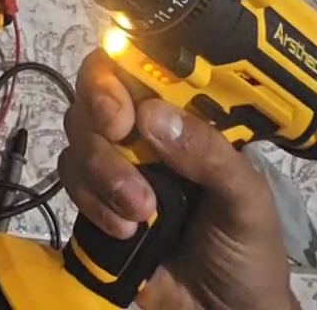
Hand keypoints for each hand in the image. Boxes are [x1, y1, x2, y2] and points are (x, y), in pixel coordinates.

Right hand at [58, 50, 297, 309]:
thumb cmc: (247, 252)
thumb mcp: (246, 200)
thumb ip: (210, 155)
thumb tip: (153, 116)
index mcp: (182, 114)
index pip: (139, 64)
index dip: (118, 70)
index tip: (121, 107)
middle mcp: (142, 127)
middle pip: (95, 89)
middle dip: (101, 118)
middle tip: (120, 142)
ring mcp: (115, 160)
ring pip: (77, 132)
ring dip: (101, 170)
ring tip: (140, 213)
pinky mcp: (93, 195)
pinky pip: (69, 176)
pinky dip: (89, 200)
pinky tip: (123, 229)